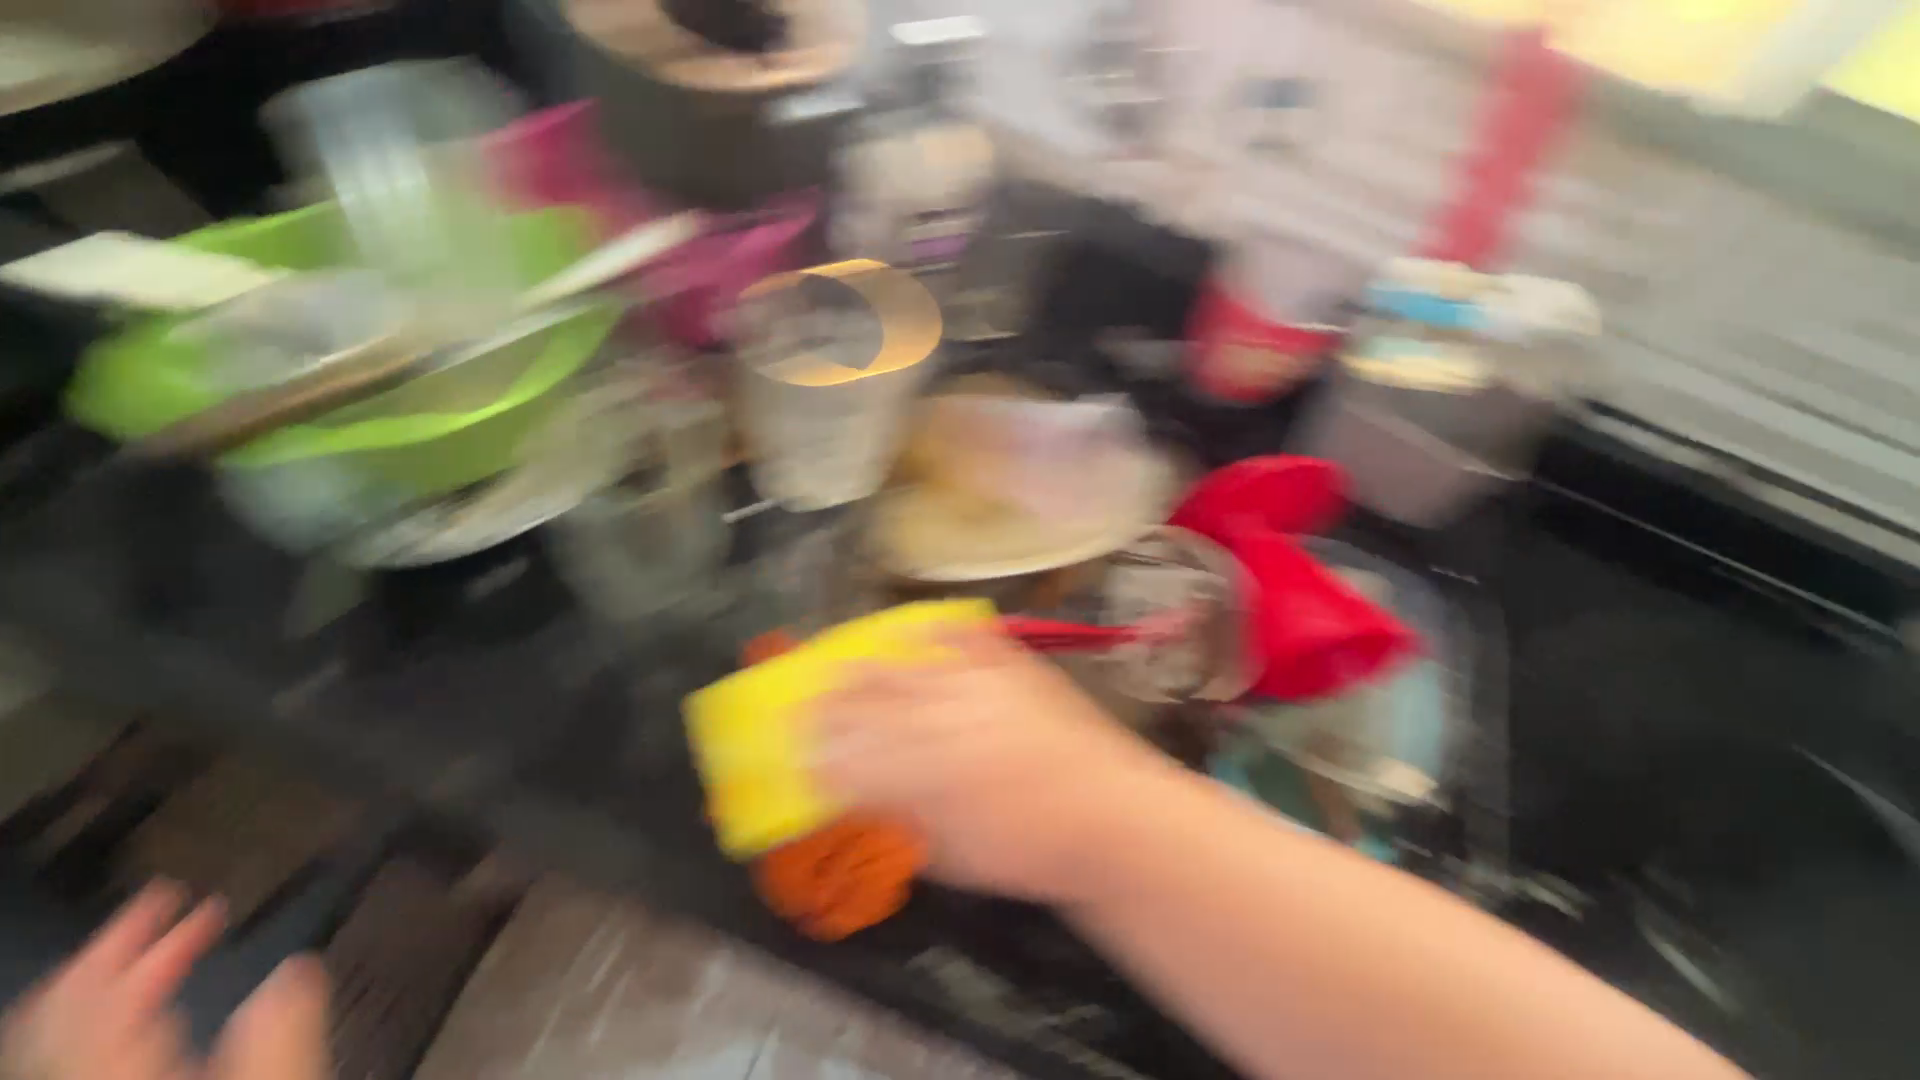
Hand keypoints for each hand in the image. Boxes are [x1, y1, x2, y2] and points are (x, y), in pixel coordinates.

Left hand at [1, 882, 330, 1079]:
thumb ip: (283, 1033)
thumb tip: (291, 969)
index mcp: (118, 1071)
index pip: (96, 992)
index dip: (132, 936)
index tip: (182, 896)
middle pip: (54, 1015)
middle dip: (112, 955)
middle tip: (172, 913)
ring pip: (47, 1043)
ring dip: (100, 989)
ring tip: (154, 960)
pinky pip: (61, 1066)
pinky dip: (94, 1029)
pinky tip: (141, 1027)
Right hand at [810, 625, 1186, 903]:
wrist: (1111, 815)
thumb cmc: (1026, 849)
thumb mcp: (949, 853)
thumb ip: (893, 816)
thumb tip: (848, 794)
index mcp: (921, 773)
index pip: (845, 755)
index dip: (813, 755)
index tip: (796, 755)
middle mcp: (940, 716)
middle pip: (862, 698)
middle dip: (825, 704)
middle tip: (808, 710)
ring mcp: (976, 682)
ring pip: (899, 663)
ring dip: (862, 667)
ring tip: (843, 668)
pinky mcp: (1010, 663)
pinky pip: (961, 634)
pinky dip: (932, 631)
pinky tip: (915, 632)